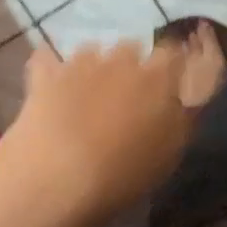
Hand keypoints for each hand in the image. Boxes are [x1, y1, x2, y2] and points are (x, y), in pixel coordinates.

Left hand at [0, 40, 190, 220]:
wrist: (60, 177)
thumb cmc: (125, 173)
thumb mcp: (170, 154)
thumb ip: (180, 119)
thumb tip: (181, 101)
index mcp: (160, 77)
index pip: (173, 53)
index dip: (170, 67)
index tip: (167, 85)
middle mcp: (123, 58)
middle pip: (131, 49)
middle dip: (130, 66)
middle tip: (125, 97)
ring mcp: (81, 62)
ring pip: (92, 52)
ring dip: (93, 68)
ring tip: (86, 96)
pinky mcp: (45, 72)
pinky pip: (48, 58)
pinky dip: (51, 68)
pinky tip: (50, 86)